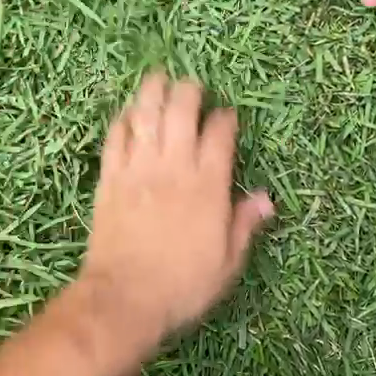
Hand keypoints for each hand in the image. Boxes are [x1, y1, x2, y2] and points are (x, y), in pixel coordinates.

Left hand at [77, 73, 273, 355]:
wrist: (124, 297)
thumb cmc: (183, 284)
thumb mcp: (226, 262)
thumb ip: (244, 224)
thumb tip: (266, 198)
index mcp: (207, 185)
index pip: (219, 135)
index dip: (225, 119)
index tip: (227, 113)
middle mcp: (173, 167)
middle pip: (181, 112)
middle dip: (189, 92)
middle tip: (192, 85)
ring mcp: (138, 169)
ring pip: (146, 116)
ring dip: (152, 92)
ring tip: (158, 78)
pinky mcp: (109, 177)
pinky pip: (115, 138)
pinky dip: (122, 120)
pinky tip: (127, 112)